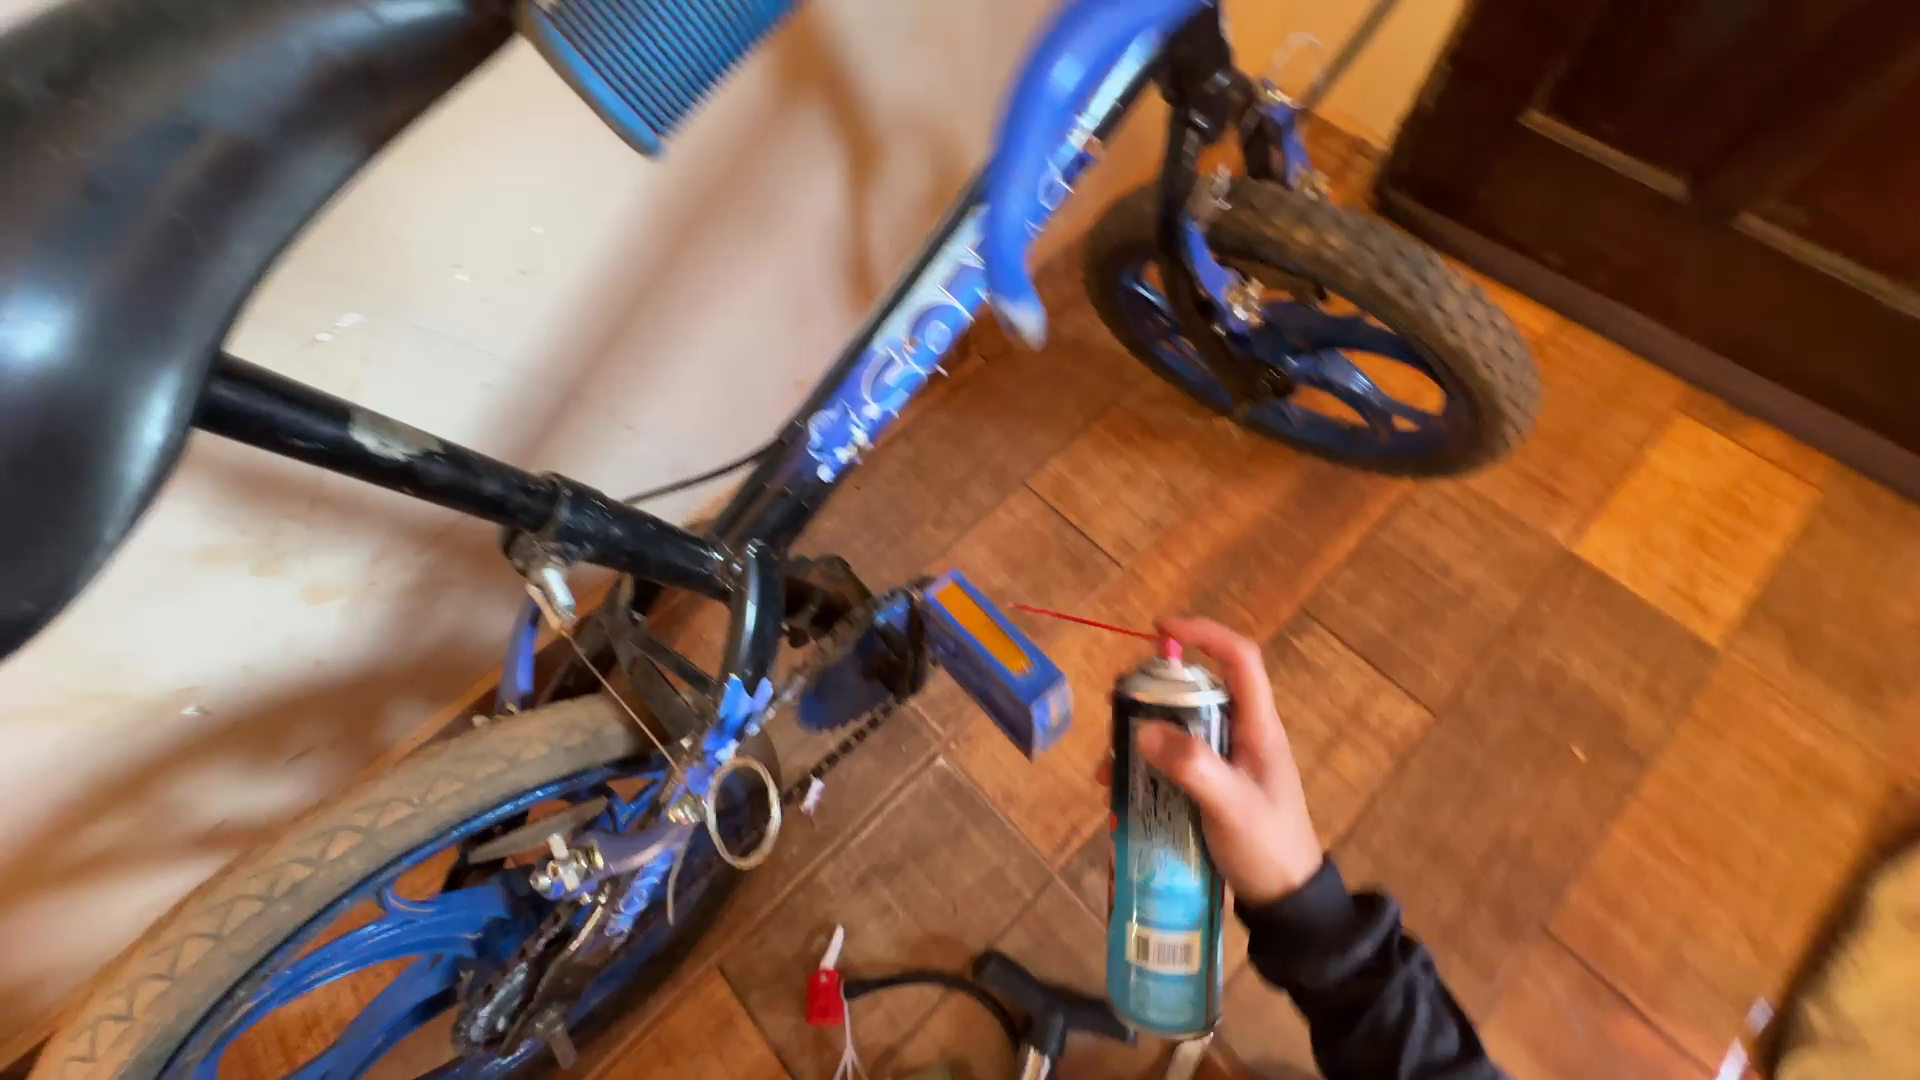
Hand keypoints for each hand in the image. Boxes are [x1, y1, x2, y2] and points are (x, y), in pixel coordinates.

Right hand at [1101, 617, 1323, 905]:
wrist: (1286, 904)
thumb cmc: (1268, 847)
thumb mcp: (1231, 806)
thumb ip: (1191, 766)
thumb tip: (1143, 729)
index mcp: (1257, 726)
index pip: (1239, 659)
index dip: (1204, 633)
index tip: (1162, 628)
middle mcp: (1239, 733)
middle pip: (1195, 689)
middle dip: (1153, 692)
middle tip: (1117, 705)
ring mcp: (1223, 758)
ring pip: (1176, 725)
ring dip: (1140, 736)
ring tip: (1108, 763)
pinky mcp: (1208, 783)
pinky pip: (1169, 759)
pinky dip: (1141, 767)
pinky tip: (1117, 790)